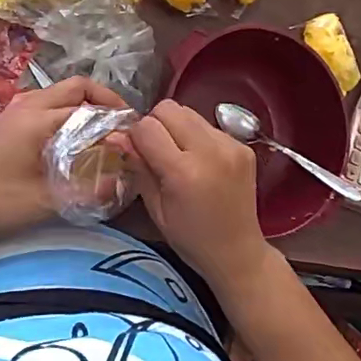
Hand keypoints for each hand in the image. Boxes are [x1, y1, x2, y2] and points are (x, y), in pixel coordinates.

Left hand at [0, 76, 128, 243]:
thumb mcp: (47, 202)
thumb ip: (89, 189)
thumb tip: (124, 180)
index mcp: (38, 119)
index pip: (90, 107)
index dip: (116, 118)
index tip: (135, 136)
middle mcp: (27, 106)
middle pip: (76, 88)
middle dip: (104, 101)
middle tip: (122, 127)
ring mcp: (13, 112)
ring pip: (59, 95)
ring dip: (83, 106)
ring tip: (102, 134)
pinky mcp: (6, 124)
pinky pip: (45, 106)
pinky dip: (66, 114)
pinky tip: (73, 142)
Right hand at [126, 100, 273, 281]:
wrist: (237, 251)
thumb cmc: (190, 238)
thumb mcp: (155, 208)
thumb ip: (138, 167)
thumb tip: (116, 136)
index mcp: (183, 171)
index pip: (147, 127)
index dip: (136, 136)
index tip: (136, 152)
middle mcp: (210, 151)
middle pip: (169, 108)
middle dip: (155, 124)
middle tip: (156, 151)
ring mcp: (231, 145)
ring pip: (189, 112)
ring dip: (177, 127)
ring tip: (179, 155)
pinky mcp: (243, 146)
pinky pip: (209, 125)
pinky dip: (197, 136)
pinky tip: (200, 161)